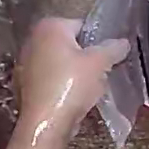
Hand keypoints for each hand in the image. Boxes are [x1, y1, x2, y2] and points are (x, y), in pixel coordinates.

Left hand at [13, 18, 130, 148]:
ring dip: (76, 72)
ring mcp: (26, 62)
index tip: (109, 58)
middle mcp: (33, 39)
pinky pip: (52, 78)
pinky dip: (63, 85)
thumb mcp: (100, 63)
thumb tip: (123, 42)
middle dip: (87, 57)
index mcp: (50, 26)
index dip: (99, 41)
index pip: (83, 26)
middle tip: (102, 73)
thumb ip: (113, 48)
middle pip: (71, 44)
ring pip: (61, 62)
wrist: (46, 123)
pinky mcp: (25, 83)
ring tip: (90, 88)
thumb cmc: (72, 85)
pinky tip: (73, 98)